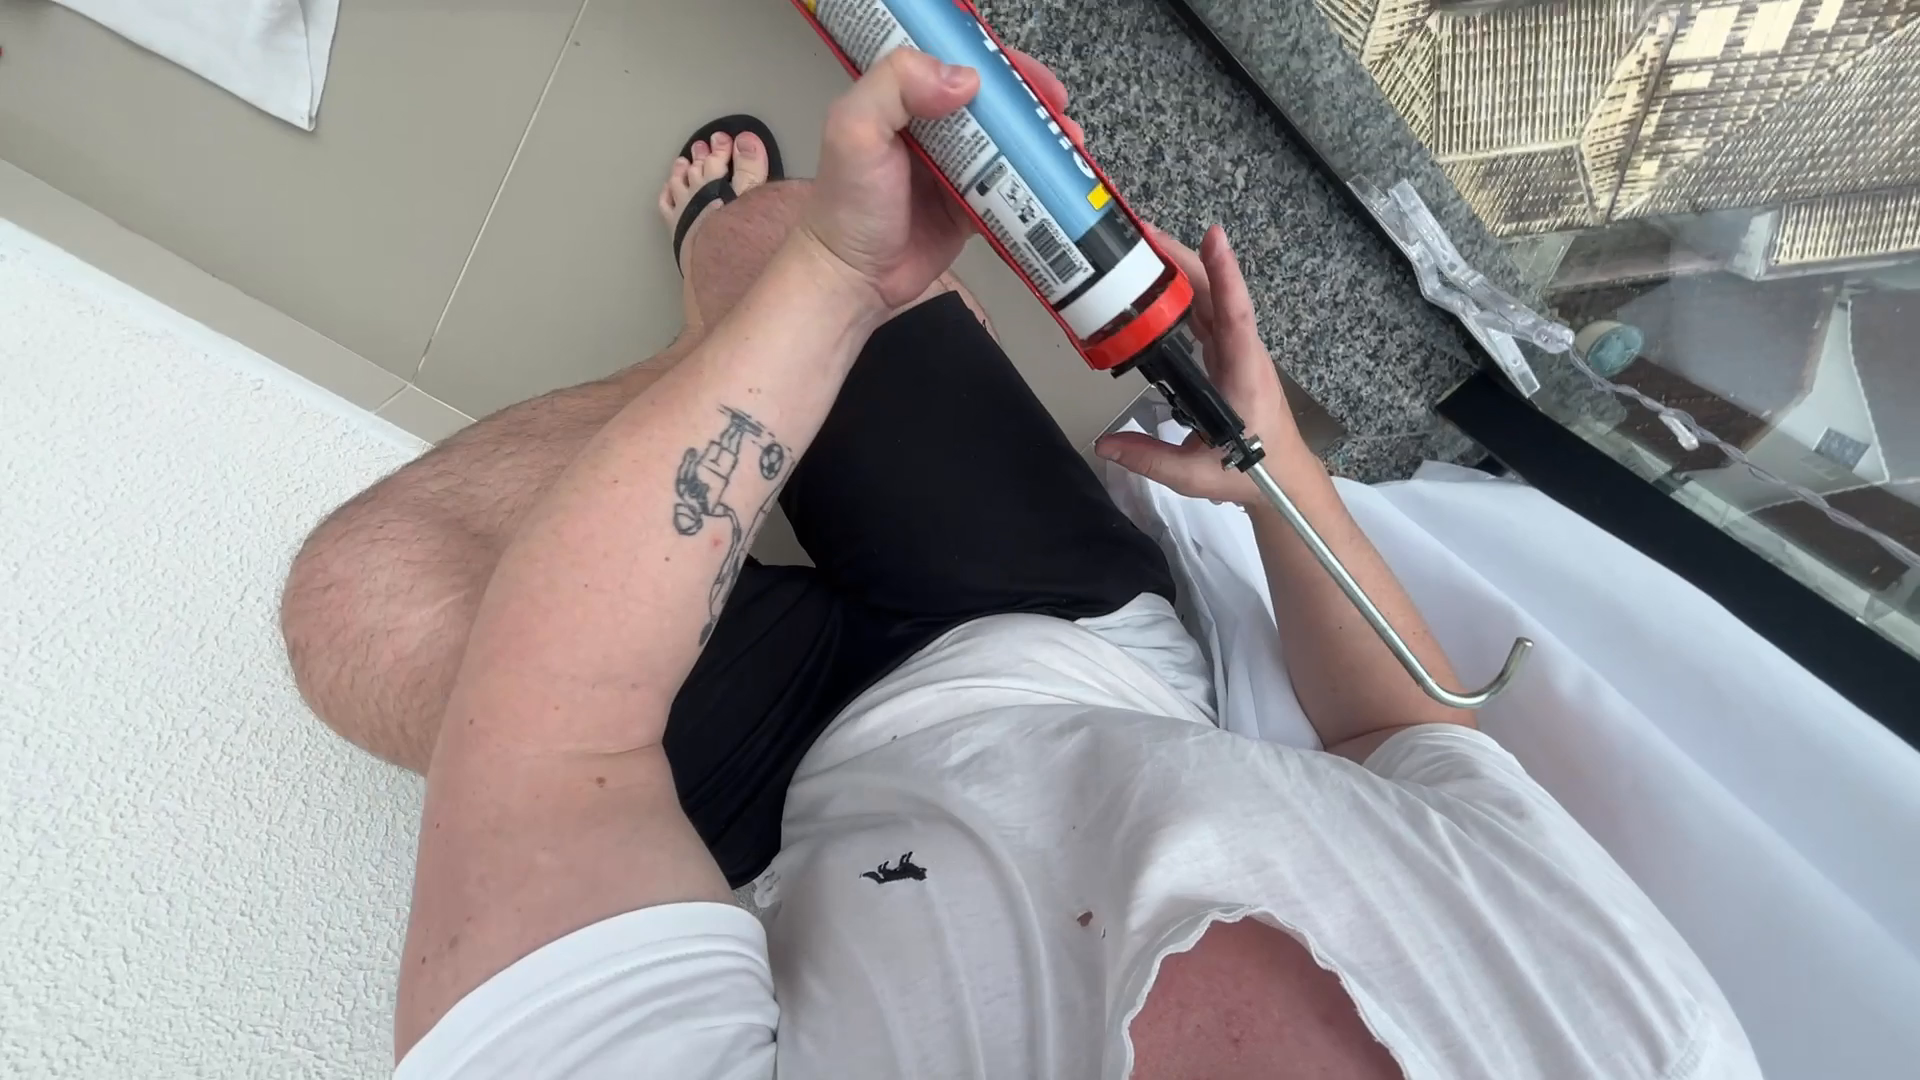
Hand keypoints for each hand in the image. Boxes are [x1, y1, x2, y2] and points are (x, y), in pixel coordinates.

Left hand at [801, 46, 1082, 311]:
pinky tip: (1055, 183)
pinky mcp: (966, 210)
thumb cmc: (845, 208)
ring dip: (1039, 141)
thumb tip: (964, 78)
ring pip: (1004, 145)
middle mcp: (929, 131)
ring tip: (1069, 144)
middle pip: (990, 103)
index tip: (1023, 70)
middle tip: (1059, 109)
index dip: (993, 59)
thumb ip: (895, 87)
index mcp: (900, 100)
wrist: (852, 279)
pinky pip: (1006, 193)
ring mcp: (951, 172)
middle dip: (1029, 101)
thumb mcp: (855, 131)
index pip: (953, 61)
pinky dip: (1032, 187)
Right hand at [1095, 225, 1311, 503]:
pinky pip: (1206, 318)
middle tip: (1144, 238)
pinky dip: (1183, 297)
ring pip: (1210, 302)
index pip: (1235, 315)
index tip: (1213, 236)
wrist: (1283, 480)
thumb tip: (1103, 445)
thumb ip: (1149, 459)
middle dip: (1184, 261)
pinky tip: (1158, 289)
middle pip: (1216, 296)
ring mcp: (1235, 354)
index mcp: (1242, 374)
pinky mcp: (1227, 359)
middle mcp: (1241, 354)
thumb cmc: (1253, 475)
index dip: (1225, 274)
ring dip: (1181, 273)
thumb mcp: (1195, 475)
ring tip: (1144, 253)